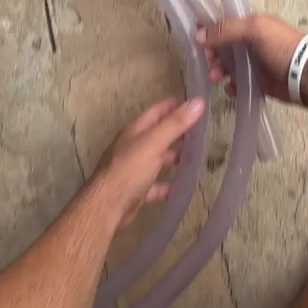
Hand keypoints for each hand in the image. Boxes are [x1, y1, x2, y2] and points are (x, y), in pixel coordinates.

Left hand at [84, 96, 207, 225]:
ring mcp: (133, 169)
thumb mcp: (154, 142)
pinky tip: (179, 187)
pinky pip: (155, 185)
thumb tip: (198, 102)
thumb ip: (175, 124)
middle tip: (200, 131)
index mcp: (135, 131)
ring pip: (156, 159)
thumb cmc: (130, 169)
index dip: (172, 106)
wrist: (108, 206)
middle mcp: (132, 147)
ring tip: (194, 158)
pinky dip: (166, 185)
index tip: (192, 103)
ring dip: (172, 157)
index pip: (156, 112)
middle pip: (157, 135)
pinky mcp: (136, 190)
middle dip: (176, 132)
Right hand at [196, 14, 307, 105]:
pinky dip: (232, 87)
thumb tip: (198, 35)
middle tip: (207, 62)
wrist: (307, 75)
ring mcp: (255, 65)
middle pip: (223, 48)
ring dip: (219, 71)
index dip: (209, 30)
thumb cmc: (281, 46)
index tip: (194, 39)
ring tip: (216, 78)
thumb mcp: (254, 29)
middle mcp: (252, 44)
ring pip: (229, 67)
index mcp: (252, 26)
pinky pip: (240, 85)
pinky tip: (230, 89)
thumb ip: (226, 30)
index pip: (224, 25)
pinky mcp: (259, 84)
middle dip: (212, 54)